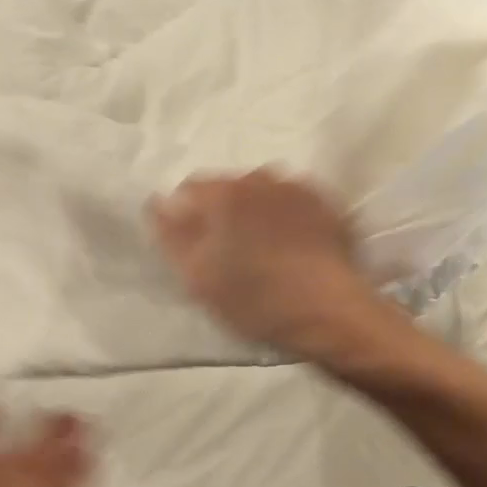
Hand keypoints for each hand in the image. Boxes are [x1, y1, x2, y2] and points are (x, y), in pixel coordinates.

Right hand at [149, 168, 385, 359]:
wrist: (328, 308)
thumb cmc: (256, 297)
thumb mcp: (198, 276)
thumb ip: (172, 234)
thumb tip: (158, 201)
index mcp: (225, 192)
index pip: (191, 188)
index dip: (188, 215)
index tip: (195, 245)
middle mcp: (262, 178)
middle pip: (231, 186)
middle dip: (225, 211)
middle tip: (231, 250)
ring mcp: (299, 188)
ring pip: (265, 191)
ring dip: (258, 210)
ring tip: (265, 247)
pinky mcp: (328, 204)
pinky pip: (296, 201)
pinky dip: (290, 215)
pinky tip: (295, 244)